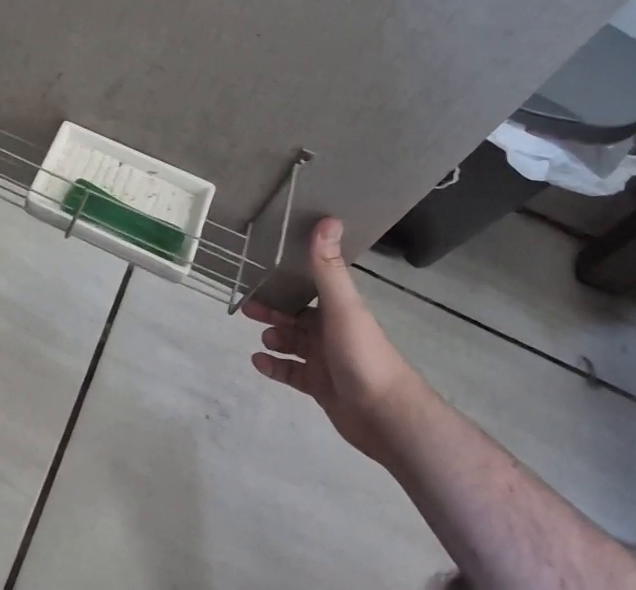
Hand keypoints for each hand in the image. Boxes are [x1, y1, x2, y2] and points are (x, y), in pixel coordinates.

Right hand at [243, 217, 427, 463]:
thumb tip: (328, 219)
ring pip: (293, 343)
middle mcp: (332, 332)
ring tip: (262, 338)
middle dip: (273, 311)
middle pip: (296, 316)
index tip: (259, 275)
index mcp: (338, 310)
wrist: (387, 417)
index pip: (308, 288)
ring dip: (274, 338)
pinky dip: (273, 366)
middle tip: (248, 308)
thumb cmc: (363, 356)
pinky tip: (258, 362)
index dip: (285, 281)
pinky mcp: (320, 387)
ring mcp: (326, 360)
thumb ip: (328, 267)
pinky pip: (290, 372)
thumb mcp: (342, 307)